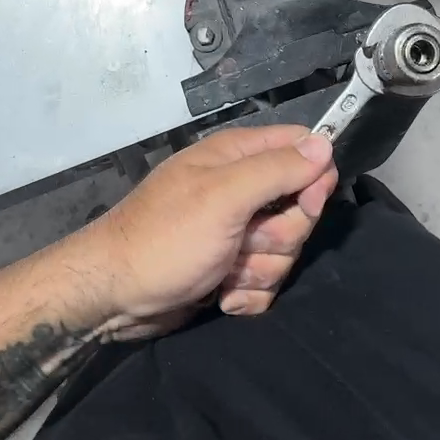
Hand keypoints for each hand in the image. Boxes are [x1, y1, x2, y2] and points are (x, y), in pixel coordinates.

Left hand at [66, 126, 337, 338]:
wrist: (114, 297)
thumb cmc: (166, 238)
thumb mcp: (224, 196)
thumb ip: (276, 169)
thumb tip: (325, 142)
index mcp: (237, 157)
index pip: (302, 148)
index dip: (314, 174)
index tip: (307, 202)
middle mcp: (240, 188)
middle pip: (300, 206)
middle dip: (280, 235)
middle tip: (246, 241)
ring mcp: (236, 231)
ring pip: (285, 248)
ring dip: (259, 268)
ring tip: (223, 271)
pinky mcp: (230, 268)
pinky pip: (267, 280)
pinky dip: (247, 292)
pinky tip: (221, 295)